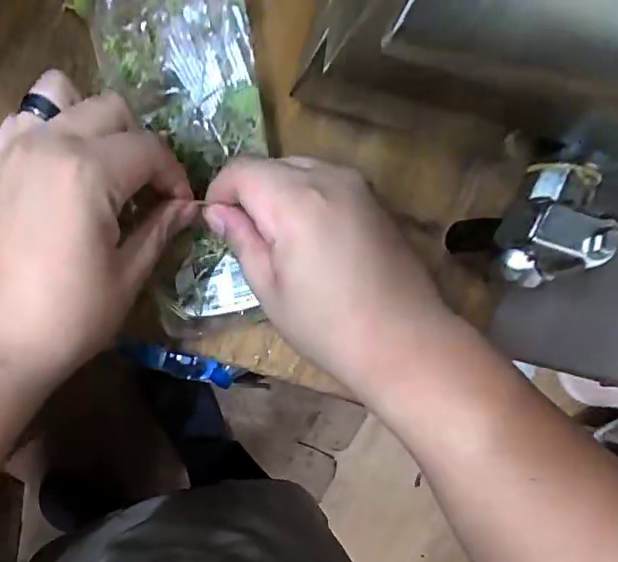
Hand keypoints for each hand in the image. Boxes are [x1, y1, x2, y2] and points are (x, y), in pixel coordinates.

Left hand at [0, 71, 197, 389]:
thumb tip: (187, 206)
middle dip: (139, 145)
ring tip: (104, 169)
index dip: (173, 175)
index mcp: (88, 171)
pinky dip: (52, 130)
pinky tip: (63, 172)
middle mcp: (50, 142)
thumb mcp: (126, 277)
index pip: (147, 149)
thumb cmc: (72, 318)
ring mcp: (16, 147)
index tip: (181, 206)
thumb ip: (158, 230)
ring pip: (63, 97)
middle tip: (147, 191)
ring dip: (93, 123)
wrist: (2, 340)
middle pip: (110, 111)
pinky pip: (27, 119)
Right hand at [203, 157, 468, 388]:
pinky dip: (310, 201)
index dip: (219, 193)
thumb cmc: (325, 327)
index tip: (215, 226)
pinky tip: (314, 245)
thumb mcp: (271, 291)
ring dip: (281, 196)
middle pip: (272, 165)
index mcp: (294, 200)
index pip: (241, 170)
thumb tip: (217, 212)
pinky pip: (329, 184)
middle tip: (248, 241)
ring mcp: (358, 185)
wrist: (402, 341)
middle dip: (251, 194)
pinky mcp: (376, 200)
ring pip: (302, 170)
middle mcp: (327, 177)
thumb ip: (243, 242)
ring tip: (282, 245)